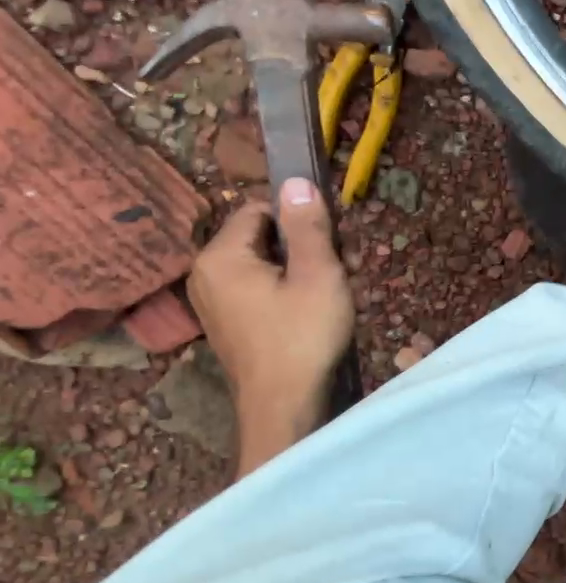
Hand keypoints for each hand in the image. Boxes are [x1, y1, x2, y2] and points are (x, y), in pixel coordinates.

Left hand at [187, 177, 352, 471]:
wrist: (285, 401)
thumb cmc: (304, 334)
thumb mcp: (319, 274)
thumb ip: (308, 227)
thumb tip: (297, 181)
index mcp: (220, 257)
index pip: (260, 209)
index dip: (302, 219)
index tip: (336, 243)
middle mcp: (206, 274)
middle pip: (263, 237)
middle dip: (307, 247)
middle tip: (342, 272)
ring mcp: (214, 301)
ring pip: (266, 264)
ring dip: (304, 271)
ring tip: (333, 296)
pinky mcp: (229, 322)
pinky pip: (261, 289)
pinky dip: (291, 292)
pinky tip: (315, 313)